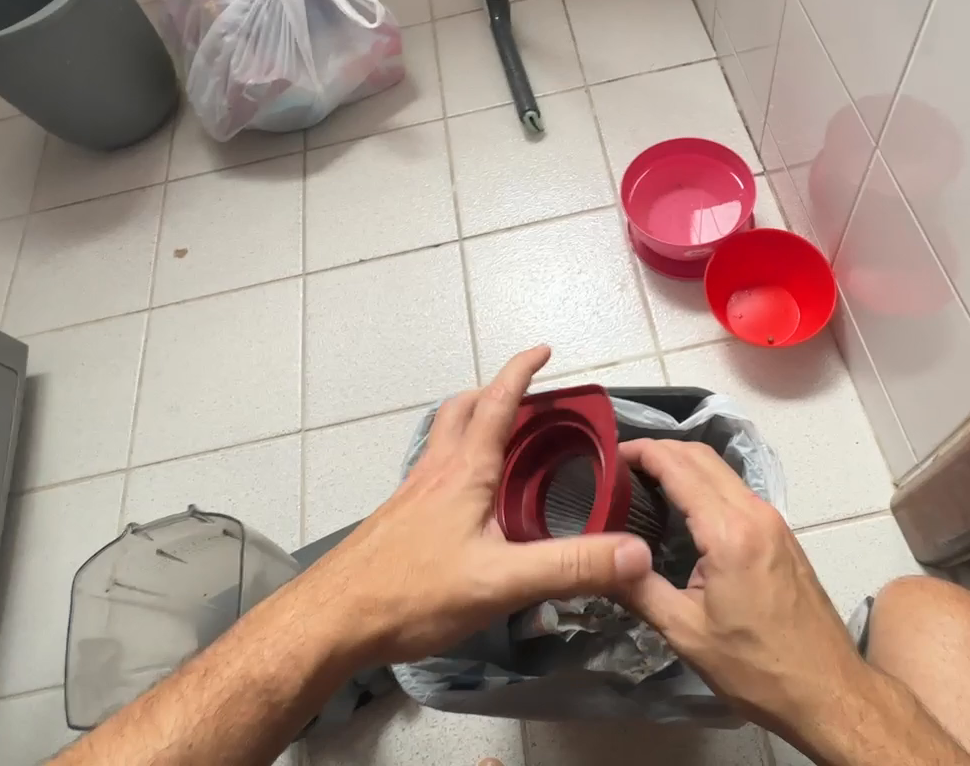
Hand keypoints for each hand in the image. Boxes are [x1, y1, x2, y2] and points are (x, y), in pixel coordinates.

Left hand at [292, 345, 652, 666]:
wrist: (332, 620)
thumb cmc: (415, 592)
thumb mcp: (502, 583)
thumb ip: (570, 567)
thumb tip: (636, 552)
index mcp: (466, 470)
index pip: (497, 403)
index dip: (520, 371)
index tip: (542, 350)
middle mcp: (437, 470)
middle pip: (461, 408)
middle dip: (494, 391)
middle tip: (525, 399)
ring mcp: (412, 492)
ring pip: (444, 437)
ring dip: (473, 421)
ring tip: (503, 443)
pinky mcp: (399, 516)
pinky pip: (434, 469)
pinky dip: (458, 458)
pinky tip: (468, 499)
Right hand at [617, 439, 868, 734]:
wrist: (831, 694)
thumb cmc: (757, 668)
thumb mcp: (687, 633)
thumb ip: (639, 589)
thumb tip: (599, 562)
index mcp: (728, 532)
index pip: (678, 467)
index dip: (642, 452)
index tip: (611, 454)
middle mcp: (754, 512)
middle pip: (701, 456)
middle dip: (660, 450)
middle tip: (621, 464)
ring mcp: (773, 520)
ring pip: (721, 470)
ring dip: (684, 463)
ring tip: (645, 479)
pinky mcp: (782, 533)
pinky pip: (736, 489)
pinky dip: (705, 481)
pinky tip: (684, 504)